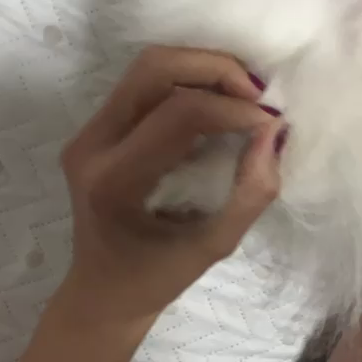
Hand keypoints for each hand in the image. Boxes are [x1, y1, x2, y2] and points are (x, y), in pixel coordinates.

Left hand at [50, 46, 283, 331]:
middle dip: (216, 69)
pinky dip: (189, 83)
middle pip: (154, 68)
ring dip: (203, 71)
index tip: (270, 123)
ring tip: (242, 98)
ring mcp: (88, 133)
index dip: (232, 108)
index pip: (178, 114)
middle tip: (257, 97)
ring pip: (149, 67)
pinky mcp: (96, 128)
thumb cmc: (156, 279)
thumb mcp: (215, 246)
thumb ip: (251, 193)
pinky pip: (145, 85)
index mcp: (114, 180)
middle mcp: (91, 146)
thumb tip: (274, 133)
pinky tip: (218, 106)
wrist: (102, 293)